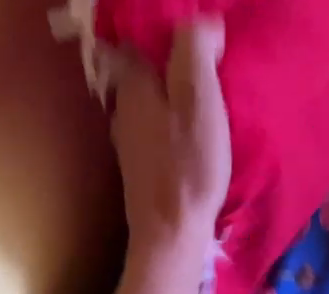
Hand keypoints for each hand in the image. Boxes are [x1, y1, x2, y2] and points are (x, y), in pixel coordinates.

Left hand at [110, 19, 231, 249]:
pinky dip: (171, 121)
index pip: (137, 37)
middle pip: (142, 69)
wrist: (170, 235)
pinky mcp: (139, 169)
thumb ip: (194, 48)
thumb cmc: (188, 166)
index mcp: (133, 83)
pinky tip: (191, 131)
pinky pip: (154, 128)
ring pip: (148, 101)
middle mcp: (121, 108)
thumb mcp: (199, 97)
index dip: (164, 32)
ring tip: (204, 93)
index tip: (195, 37)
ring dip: (171, 93)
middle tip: (206, 62)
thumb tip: (201, 24)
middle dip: (169, 61)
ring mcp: (127, 142)